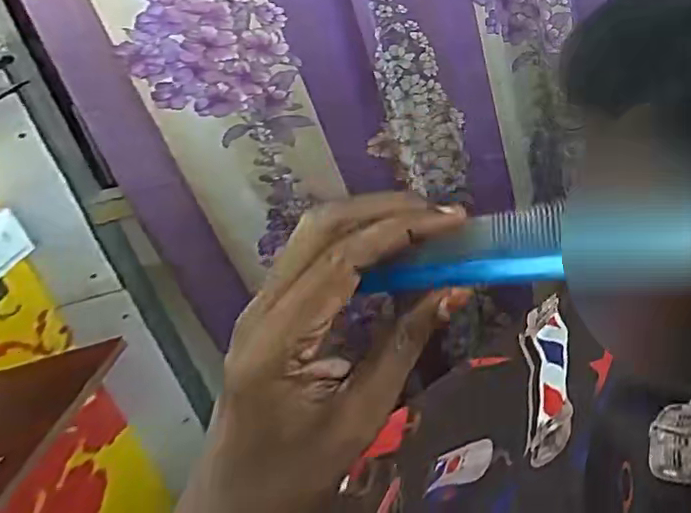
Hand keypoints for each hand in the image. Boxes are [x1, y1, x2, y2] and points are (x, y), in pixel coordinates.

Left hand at [177, 193, 471, 512]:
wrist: (234, 509)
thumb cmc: (297, 472)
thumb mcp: (361, 415)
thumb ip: (406, 343)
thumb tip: (456, 288)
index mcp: (279, 338)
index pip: (344, 256)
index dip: (402, 228)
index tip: (453, 221)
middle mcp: (263, 307)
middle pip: (324, 225)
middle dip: (388, 208)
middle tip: (442, 215)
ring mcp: (263, 303)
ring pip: (319, 230)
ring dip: (375, 216)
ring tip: (426, 221)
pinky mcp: (274, 306)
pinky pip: (318, 251)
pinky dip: (362, 236)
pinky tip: (395, 246)